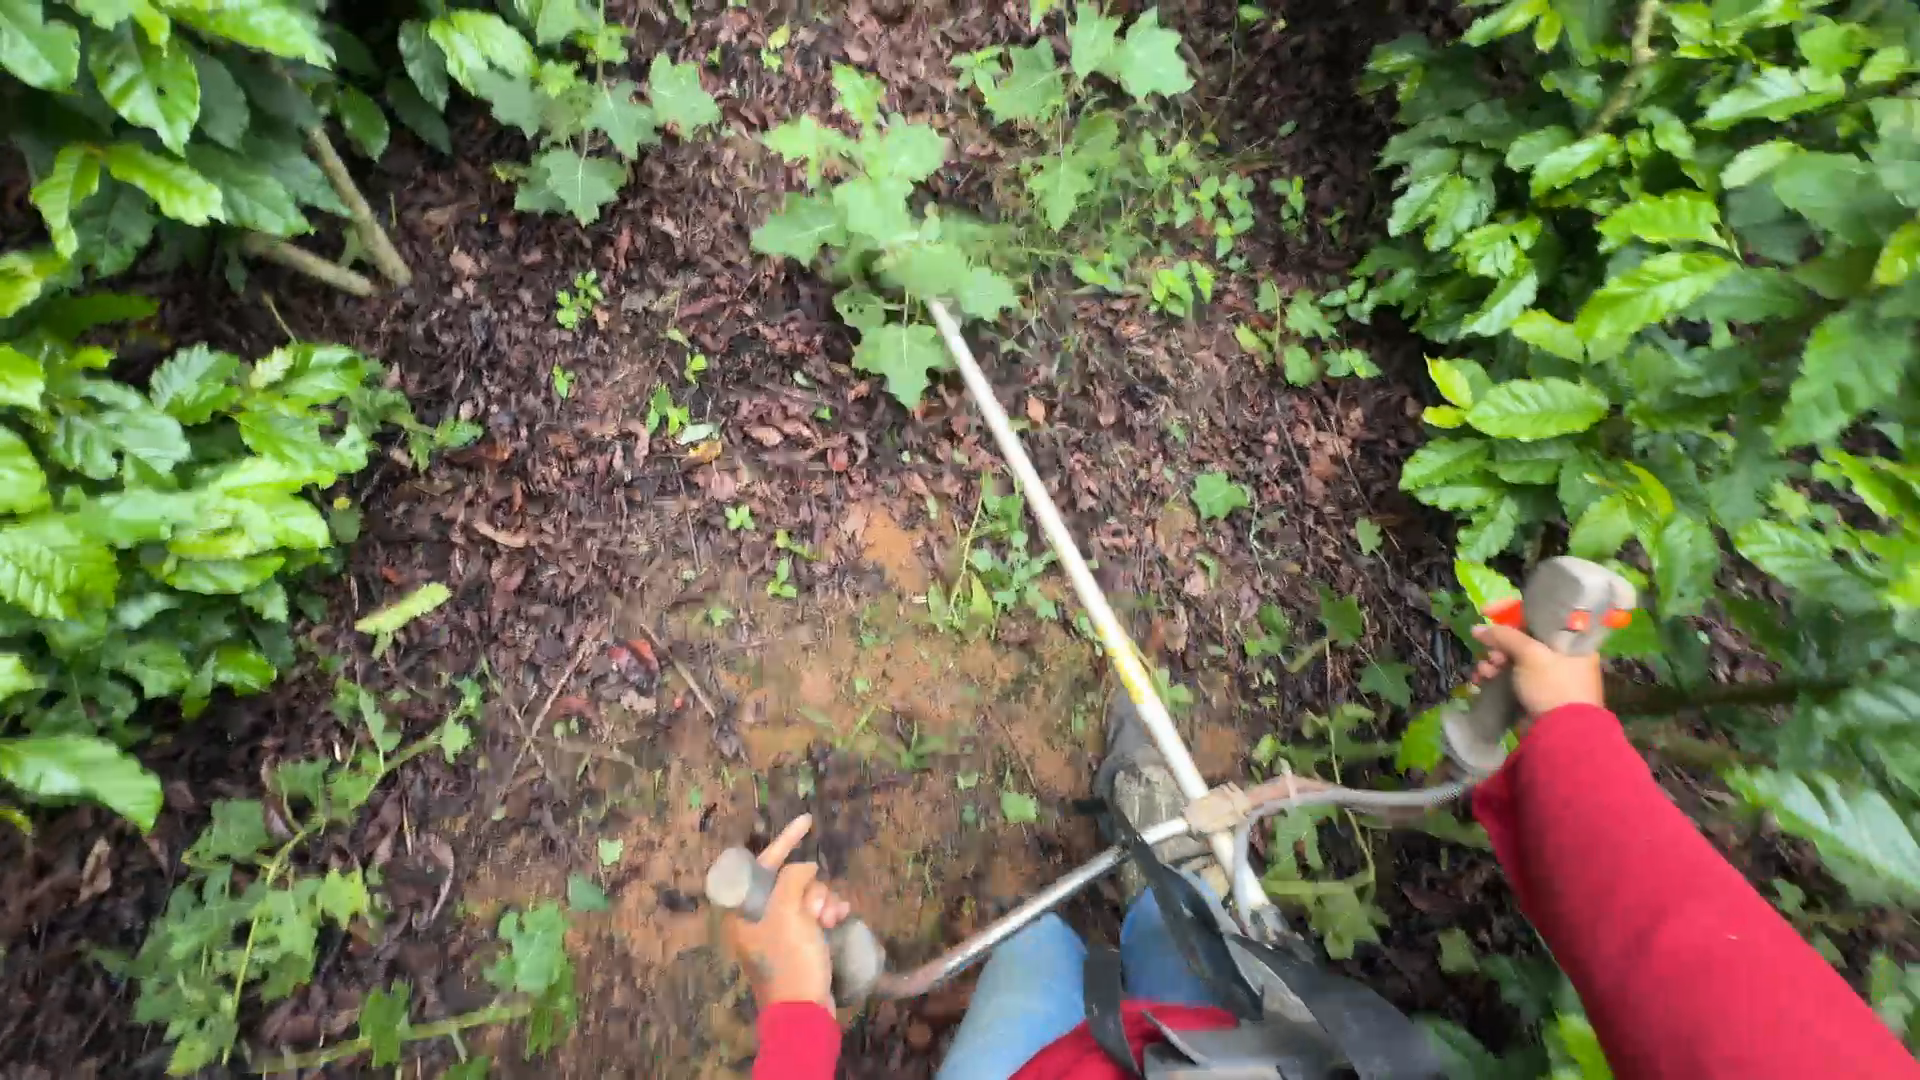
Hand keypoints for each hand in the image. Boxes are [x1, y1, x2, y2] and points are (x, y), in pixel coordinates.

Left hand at [723, 814, 852, 1009]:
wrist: (804, 1012)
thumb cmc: (789, 960)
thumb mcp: (788, 912)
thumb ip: (793, 879)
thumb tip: (805, 869)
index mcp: (744, 910)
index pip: (763, 862)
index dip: (786, 840)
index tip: (808, 820)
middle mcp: (758, 917)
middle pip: (792, 880)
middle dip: (814, 887)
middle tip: (821, 909)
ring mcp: (779, 931)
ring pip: (808, 896)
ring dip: (826, 901)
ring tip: (834, 919)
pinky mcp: (799, 942)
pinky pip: (816, 913)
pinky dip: (829, 912)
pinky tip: (840, 920)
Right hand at [1471, 622, 1605, 722]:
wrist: (1562, 732)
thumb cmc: (1553, 686)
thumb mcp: (1531, 654)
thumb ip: (1504, 636)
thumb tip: (1478, 628)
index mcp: (1570, 643)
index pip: (1539, 615)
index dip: (1511, 611)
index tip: (1486, 612)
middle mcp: (1560, 656)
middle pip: (1520, 637)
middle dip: (1498, 643)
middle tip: (1493, 654)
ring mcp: (1545, 675)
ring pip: (1510, 657)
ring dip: (1492, 660)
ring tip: (1487, 671)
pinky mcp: (1531, 691)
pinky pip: (1507, 674)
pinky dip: (1493, 675)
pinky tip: (1482, 680)